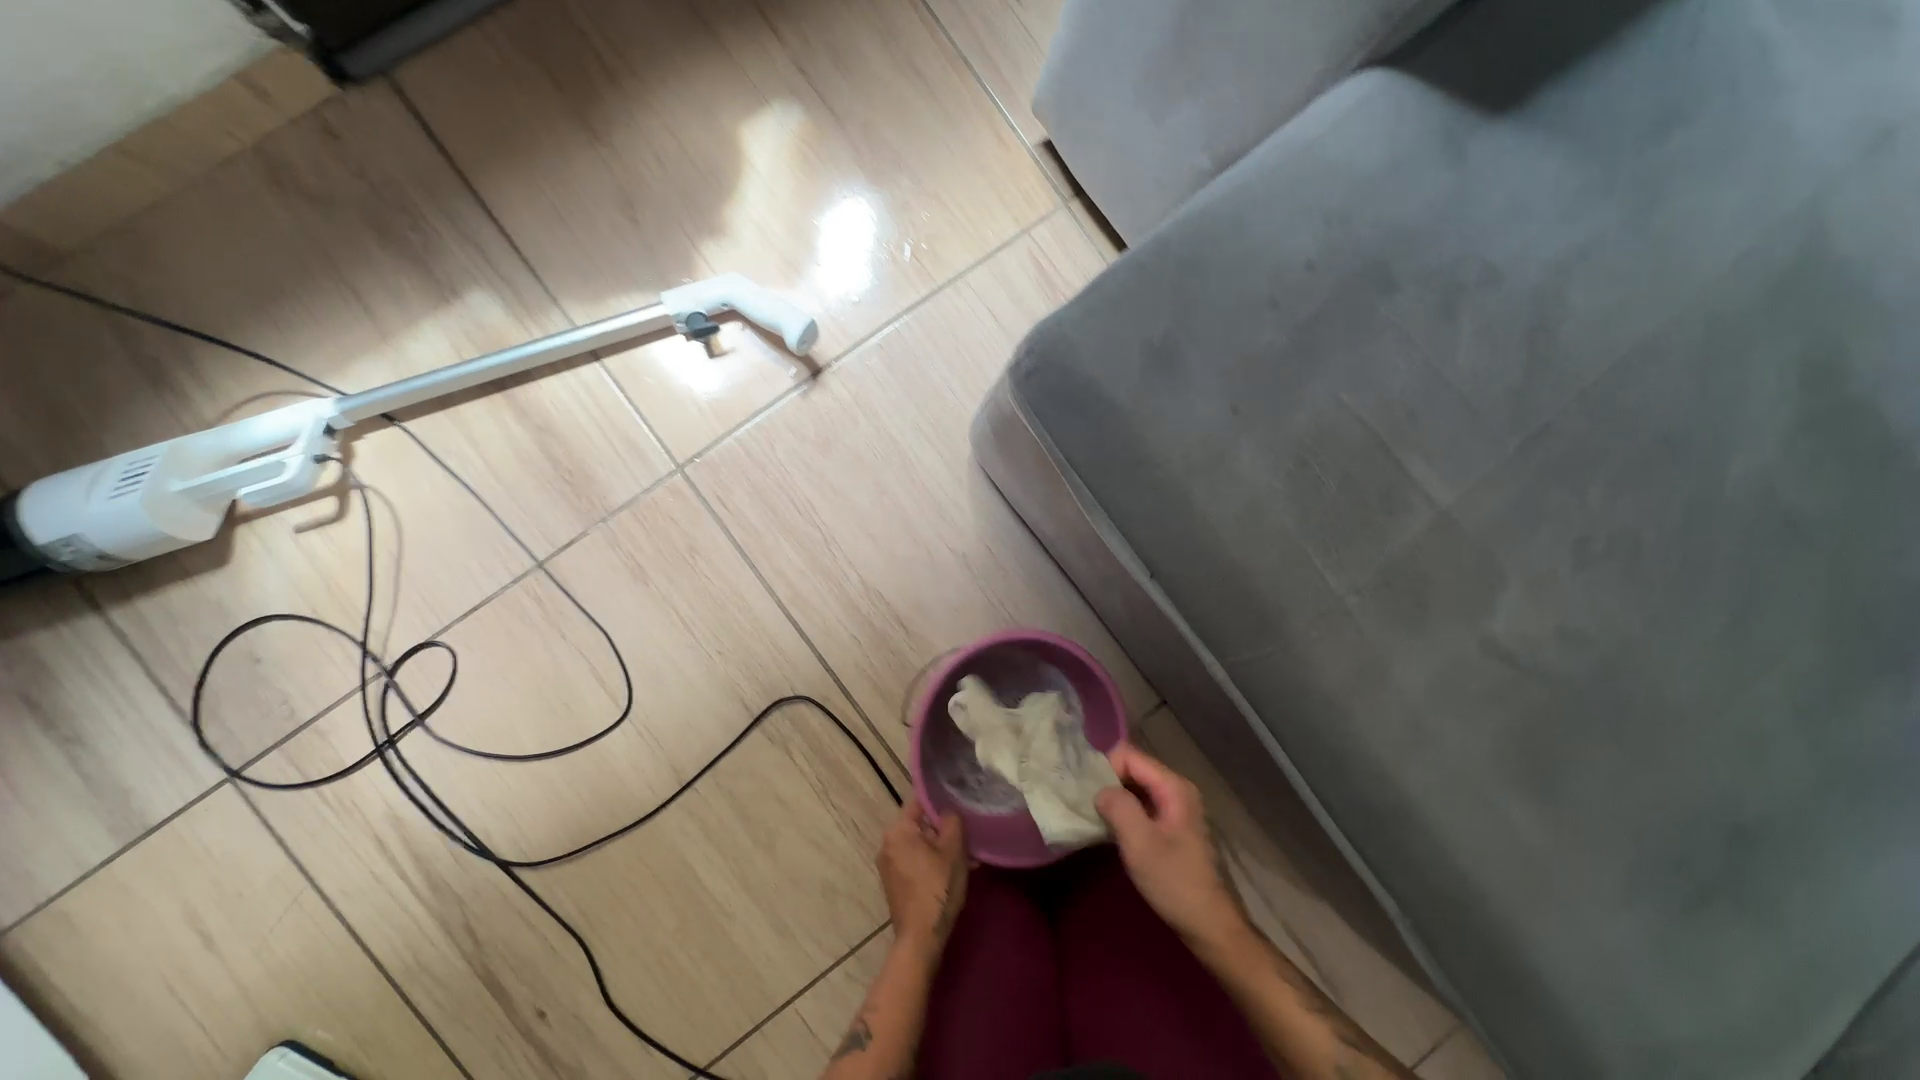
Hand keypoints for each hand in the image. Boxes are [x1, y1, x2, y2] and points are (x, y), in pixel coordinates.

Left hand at [878, 801, 967, 949]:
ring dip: (939, 847)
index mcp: (897, 830)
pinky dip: (930, 861)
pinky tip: (950, 871)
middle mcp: (886, 843)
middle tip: (966, 834)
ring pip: (918, 844)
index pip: (919, 801)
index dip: (940, 799)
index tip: (959, 802)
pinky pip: (913, 860)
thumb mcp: (953, 850)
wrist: (921, 936)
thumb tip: (948, 811)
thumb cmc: (937, 888)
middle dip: (942, 828)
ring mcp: (887, 864)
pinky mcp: (893, 882)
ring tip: (964, 855)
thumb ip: (952, 821)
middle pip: (918, 824)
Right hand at [1096, 743, 1246, 946]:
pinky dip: (1125, 812)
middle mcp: (1177, 789)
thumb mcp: (1139, 843)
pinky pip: (1142, 805)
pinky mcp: (1172, 826)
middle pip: (1133, 768)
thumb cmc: (1173, 881)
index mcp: (1173, 786)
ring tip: (1093, 818)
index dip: (1104, 769)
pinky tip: (1111, 831)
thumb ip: (1118, 807)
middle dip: (1107, 782)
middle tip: (1085, 806)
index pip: (1129, 755)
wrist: (1206, 922)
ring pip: (1136, 788)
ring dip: (1114, 799)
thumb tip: (1100, 791)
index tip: (1086, 795)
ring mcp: (1176, 807)